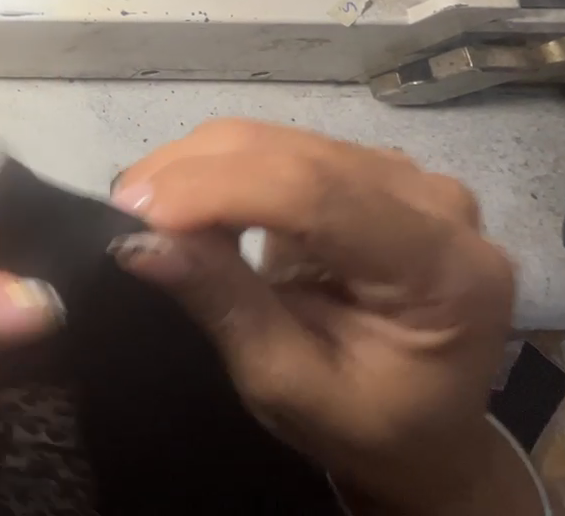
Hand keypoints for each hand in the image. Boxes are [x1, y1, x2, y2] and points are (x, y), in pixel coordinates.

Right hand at [108, 120, 539, 515]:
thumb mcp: (288, 384)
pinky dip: (208, 166)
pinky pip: (265, 144)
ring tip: (142, 209)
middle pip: (285, 155)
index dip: (215, 191)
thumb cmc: (364, 422)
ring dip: (189, 166)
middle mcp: (431, 202)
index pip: (316, 195)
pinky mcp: (357, 165)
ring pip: (264, 138)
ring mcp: (397, 175)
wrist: (420, 425)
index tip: (132, 213)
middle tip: (120, 212)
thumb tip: (138, 242)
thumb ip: (223, 305)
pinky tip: (180, 198)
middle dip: (188, 174)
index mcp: (445, 270)